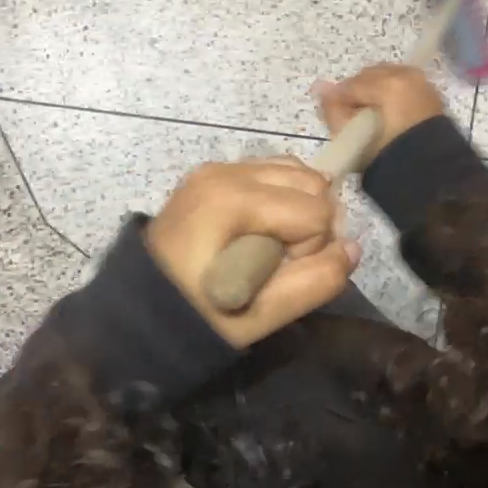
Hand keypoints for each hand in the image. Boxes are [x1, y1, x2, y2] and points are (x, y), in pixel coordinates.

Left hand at [145, 157, 361, 347]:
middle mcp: (222, 171)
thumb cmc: (195, 318)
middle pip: (312, 183)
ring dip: (298, 210)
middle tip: (275, 263)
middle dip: (309, 226)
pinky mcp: (211, 175)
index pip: (316, 213)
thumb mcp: (259, 316)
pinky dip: (280, 199)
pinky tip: (259, 231)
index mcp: (230, 199)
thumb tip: (352, 248)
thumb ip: (314, 283)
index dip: (310, 251)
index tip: (274, 277)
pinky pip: (271, 173)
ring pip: (296, 173)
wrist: (136, 313)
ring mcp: (214, 169)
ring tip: (267, 248)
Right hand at [314, 63, 447, 157]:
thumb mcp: (353, 136)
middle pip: (369, 75)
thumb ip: (333, 110)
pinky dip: (391, 94)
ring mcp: (421, 82)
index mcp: (388, 84)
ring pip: (386, 76)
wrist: (430, 172)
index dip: (336, 99)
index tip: (331, 115)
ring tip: (368, 114)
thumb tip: (319, 87)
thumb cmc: (387, 156)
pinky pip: (403, 84)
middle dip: (356, 91)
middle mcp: (406, 75)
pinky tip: (385, 113)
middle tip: (349, 115)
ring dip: (373, 91)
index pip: (351, 85)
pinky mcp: (431, 93)